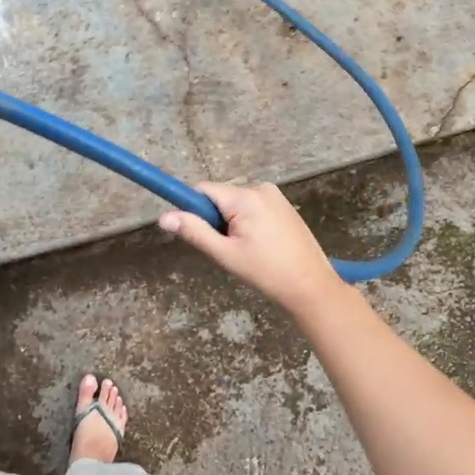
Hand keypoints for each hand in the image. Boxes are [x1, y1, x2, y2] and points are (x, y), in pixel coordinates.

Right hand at [158, 182, 344, 311]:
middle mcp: (260, 188)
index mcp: (245, 198)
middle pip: (220, 197)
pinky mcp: (284, 206)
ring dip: (232, 224)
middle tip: (228, 249)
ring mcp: (275, 196)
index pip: (203, 190)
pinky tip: (260, 247)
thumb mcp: (225, 254)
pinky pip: (253, 208)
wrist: (310, 285)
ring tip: (247, 251)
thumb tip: (164, 217)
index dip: (194, 210)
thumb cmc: (266, 272)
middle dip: (216, 220)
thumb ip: (195, 232)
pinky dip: (248, 224)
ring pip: (236, 204)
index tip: (198, 233)